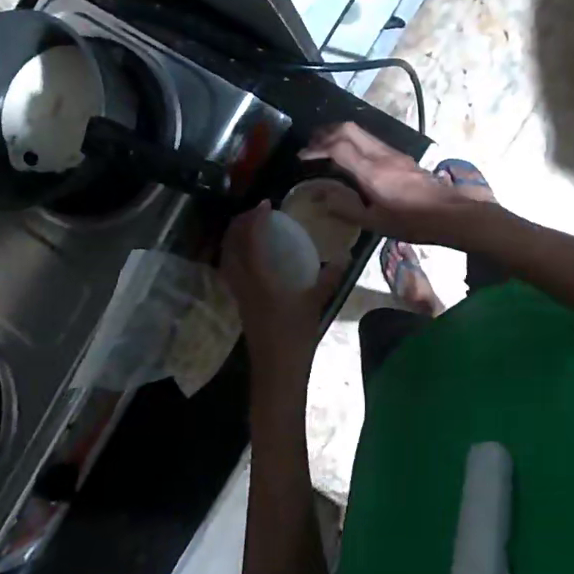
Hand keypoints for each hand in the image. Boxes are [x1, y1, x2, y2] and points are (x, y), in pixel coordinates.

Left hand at [220, 202, 338, 385]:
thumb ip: (329, 277)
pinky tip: (252, 256)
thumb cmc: (295, 335)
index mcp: (260, 277)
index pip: (251, 239)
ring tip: (251, 227)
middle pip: (231, 244)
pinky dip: (236, 253)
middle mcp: (243, 281)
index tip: (268, 204)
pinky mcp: (239, 301)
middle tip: (257, 212)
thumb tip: (346, 256)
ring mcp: (238, 292)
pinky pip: (230, 268)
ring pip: (227, 256)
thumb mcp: (315, 303)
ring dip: (235, 237)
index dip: (256, 218)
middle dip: (240, 223)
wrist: (276, 369)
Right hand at [298, 123, 484, 245]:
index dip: (316, 148)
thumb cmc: (413, 222)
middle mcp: (381, 155)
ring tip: (326, 149)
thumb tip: (320, 198)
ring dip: (340, 135)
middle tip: (311, 147)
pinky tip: (350, 158)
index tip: (302, 157)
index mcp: (371, 172)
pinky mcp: (401, 156)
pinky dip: (353, 142)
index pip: (337, 147)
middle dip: (325, 133)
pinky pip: (371, 140)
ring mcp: (393, 153)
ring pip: (360, 132)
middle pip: (348, 129)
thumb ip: (346, 209)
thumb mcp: (376, 223)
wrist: (451, 213)